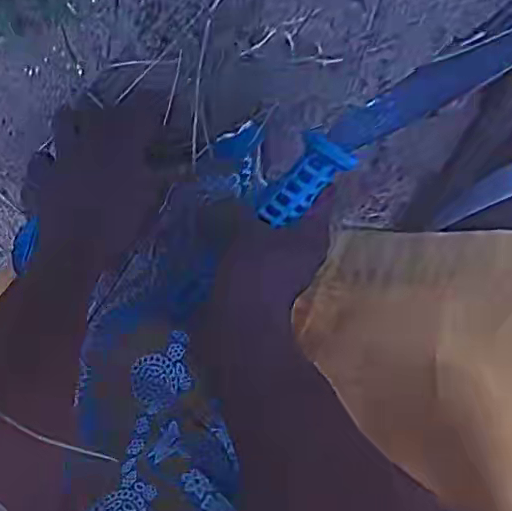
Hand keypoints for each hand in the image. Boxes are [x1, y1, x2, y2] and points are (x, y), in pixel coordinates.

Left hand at [22, 92, 173, 273]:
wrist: (74, 252)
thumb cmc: (119, 227)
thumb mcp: (152, 201)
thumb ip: (165, 179)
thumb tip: (181, 171)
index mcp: (124, 136)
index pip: (147, 103)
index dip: (160, 109)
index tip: (167, 126)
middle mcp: (90, 137)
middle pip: (103, 108)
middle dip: (117, 116)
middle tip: (127, 135)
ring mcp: (61, 155)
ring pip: (64, 119)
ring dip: (75, 124)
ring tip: (85, 140)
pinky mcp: (40, 177)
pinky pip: (40, 160)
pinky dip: (46, 162)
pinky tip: (54, 171)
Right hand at [206, 191, 334, 336]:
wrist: (234, 335)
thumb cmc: (252, 281)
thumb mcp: (244, 235)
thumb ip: (232, 213)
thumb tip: (216, 206)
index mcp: (311, 234)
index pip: (316, 193)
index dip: (295, 179)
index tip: (266, 175)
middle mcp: (296, 253)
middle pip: (278, 218)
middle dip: (251, 209)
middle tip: (224, 202)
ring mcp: (270, 274)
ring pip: (250, 243)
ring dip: (227, 234)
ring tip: (202, 225)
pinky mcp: (244, 291)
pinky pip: (231, 265)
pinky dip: (215, 258)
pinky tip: (196, 253)